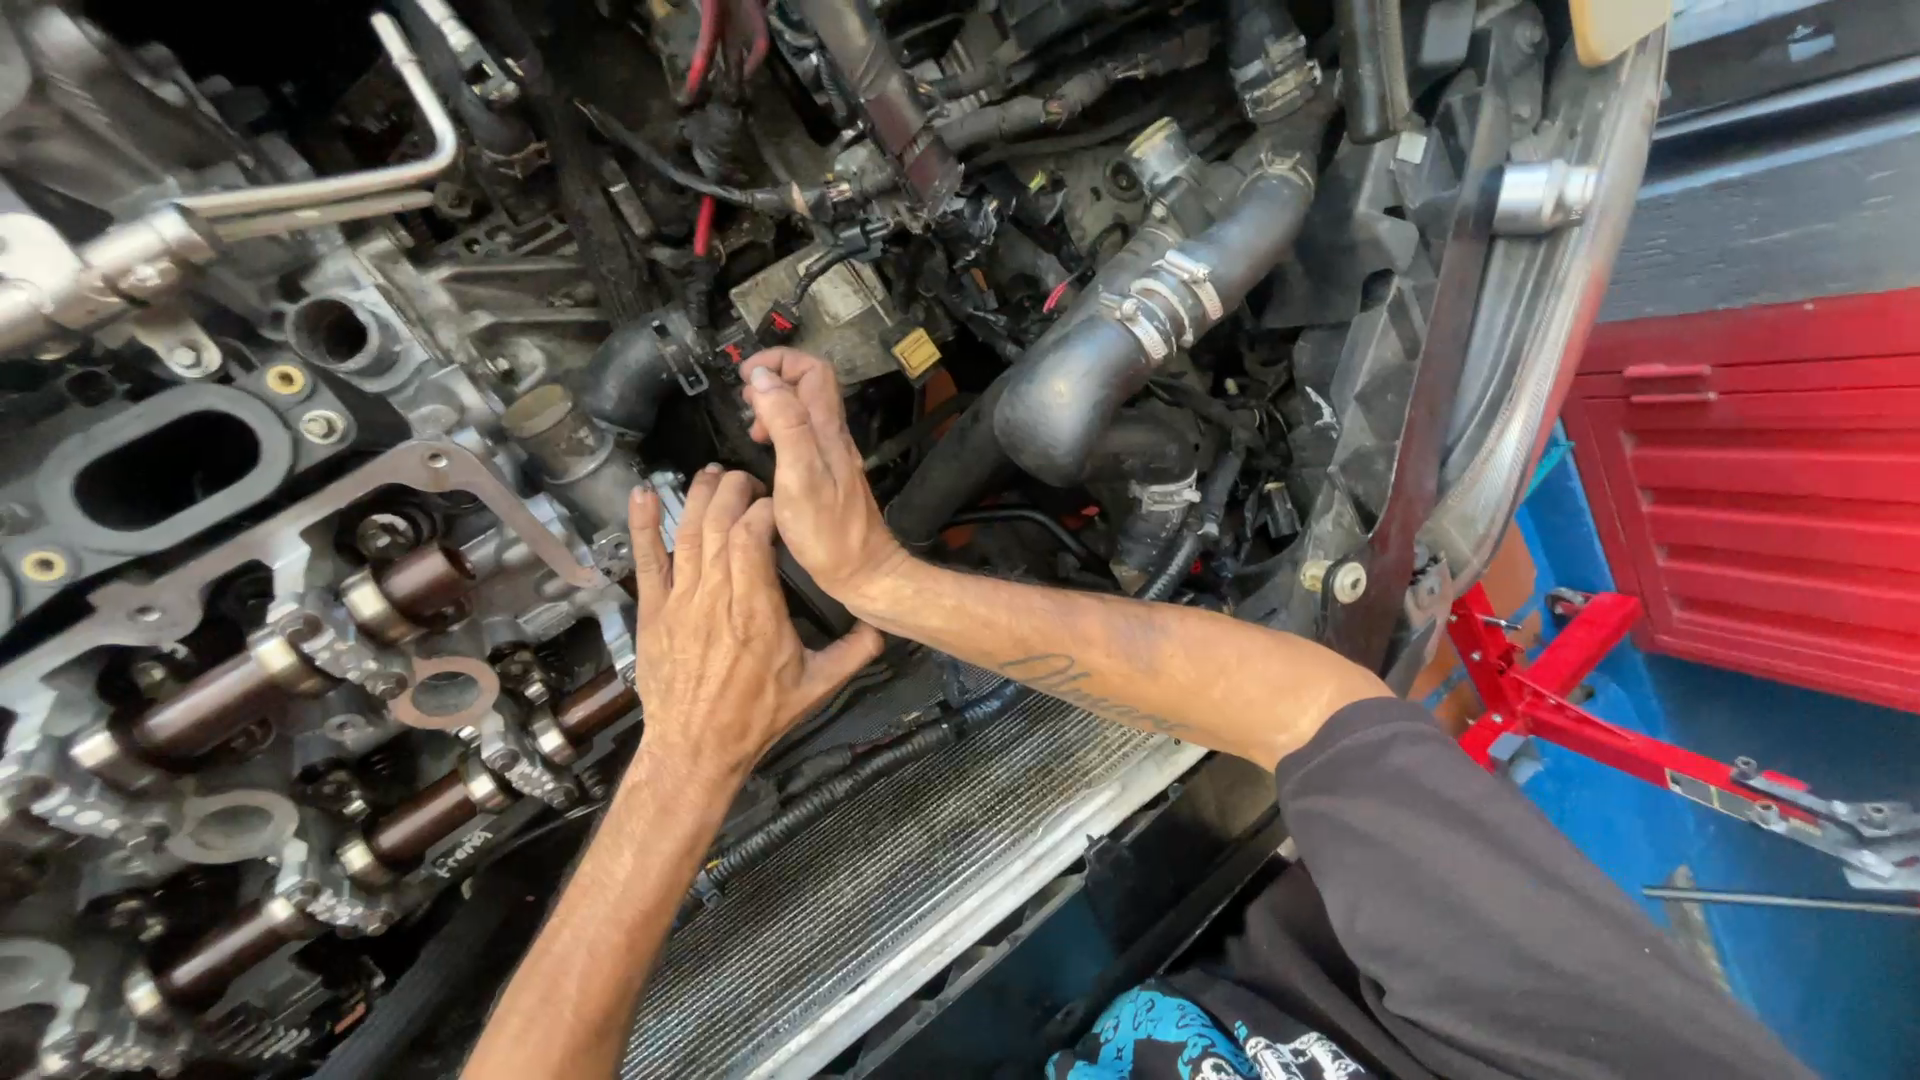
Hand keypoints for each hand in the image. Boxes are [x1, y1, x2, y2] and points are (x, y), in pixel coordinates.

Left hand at [627, 466, 882, 783]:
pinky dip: (641, 525)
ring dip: (698, 496)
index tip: (780, 505)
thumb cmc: (757, 716)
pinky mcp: (653, 611)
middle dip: (735, 491)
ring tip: (712, 473)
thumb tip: (884, 627)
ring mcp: (680, 601)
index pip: (755, 537)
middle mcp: (716, 596)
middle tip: (750, 480)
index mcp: (757, 609)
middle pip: (720, 523)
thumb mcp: (816, 686)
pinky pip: (646, 560)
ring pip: (688, 533)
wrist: (696, 748)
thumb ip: (853, 653)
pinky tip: (641, 494)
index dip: (766, 510)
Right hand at [740, 348, 912, 606]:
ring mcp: (834, 457)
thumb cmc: (829, 534)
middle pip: (811, 385)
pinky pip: (806, 437)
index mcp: (827, 432)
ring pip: (807, 411)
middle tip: (746, 399)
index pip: (813, 370)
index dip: (779, 361)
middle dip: (775, 379)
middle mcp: (835, 438)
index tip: (746, 375)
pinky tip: (768, 454)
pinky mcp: (831, 476)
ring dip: (776, 407)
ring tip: (752, 427)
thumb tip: (763, 380)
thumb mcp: (799, 475)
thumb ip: (785, 424)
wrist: (862, 572)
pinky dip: (783, 433)